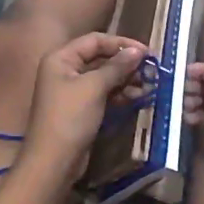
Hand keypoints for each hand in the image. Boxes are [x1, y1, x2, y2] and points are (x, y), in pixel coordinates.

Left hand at [21, 33, 146, 175]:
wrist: (53, 162)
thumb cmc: (70, 117)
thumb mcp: (94, 88)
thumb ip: (117, 67)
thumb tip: (139, 50)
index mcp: (61, 58)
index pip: (95, 40)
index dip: (121, 44)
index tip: (146, 52)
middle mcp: (65, 70)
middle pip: (100, 58)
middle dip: (125, 63)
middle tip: (151, 69)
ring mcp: (72, 90)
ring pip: (103, 77)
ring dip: (125, 79)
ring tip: (148, 85)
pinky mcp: (81, 108)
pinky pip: (103, 93)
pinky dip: (119, 94)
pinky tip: (138, 98)